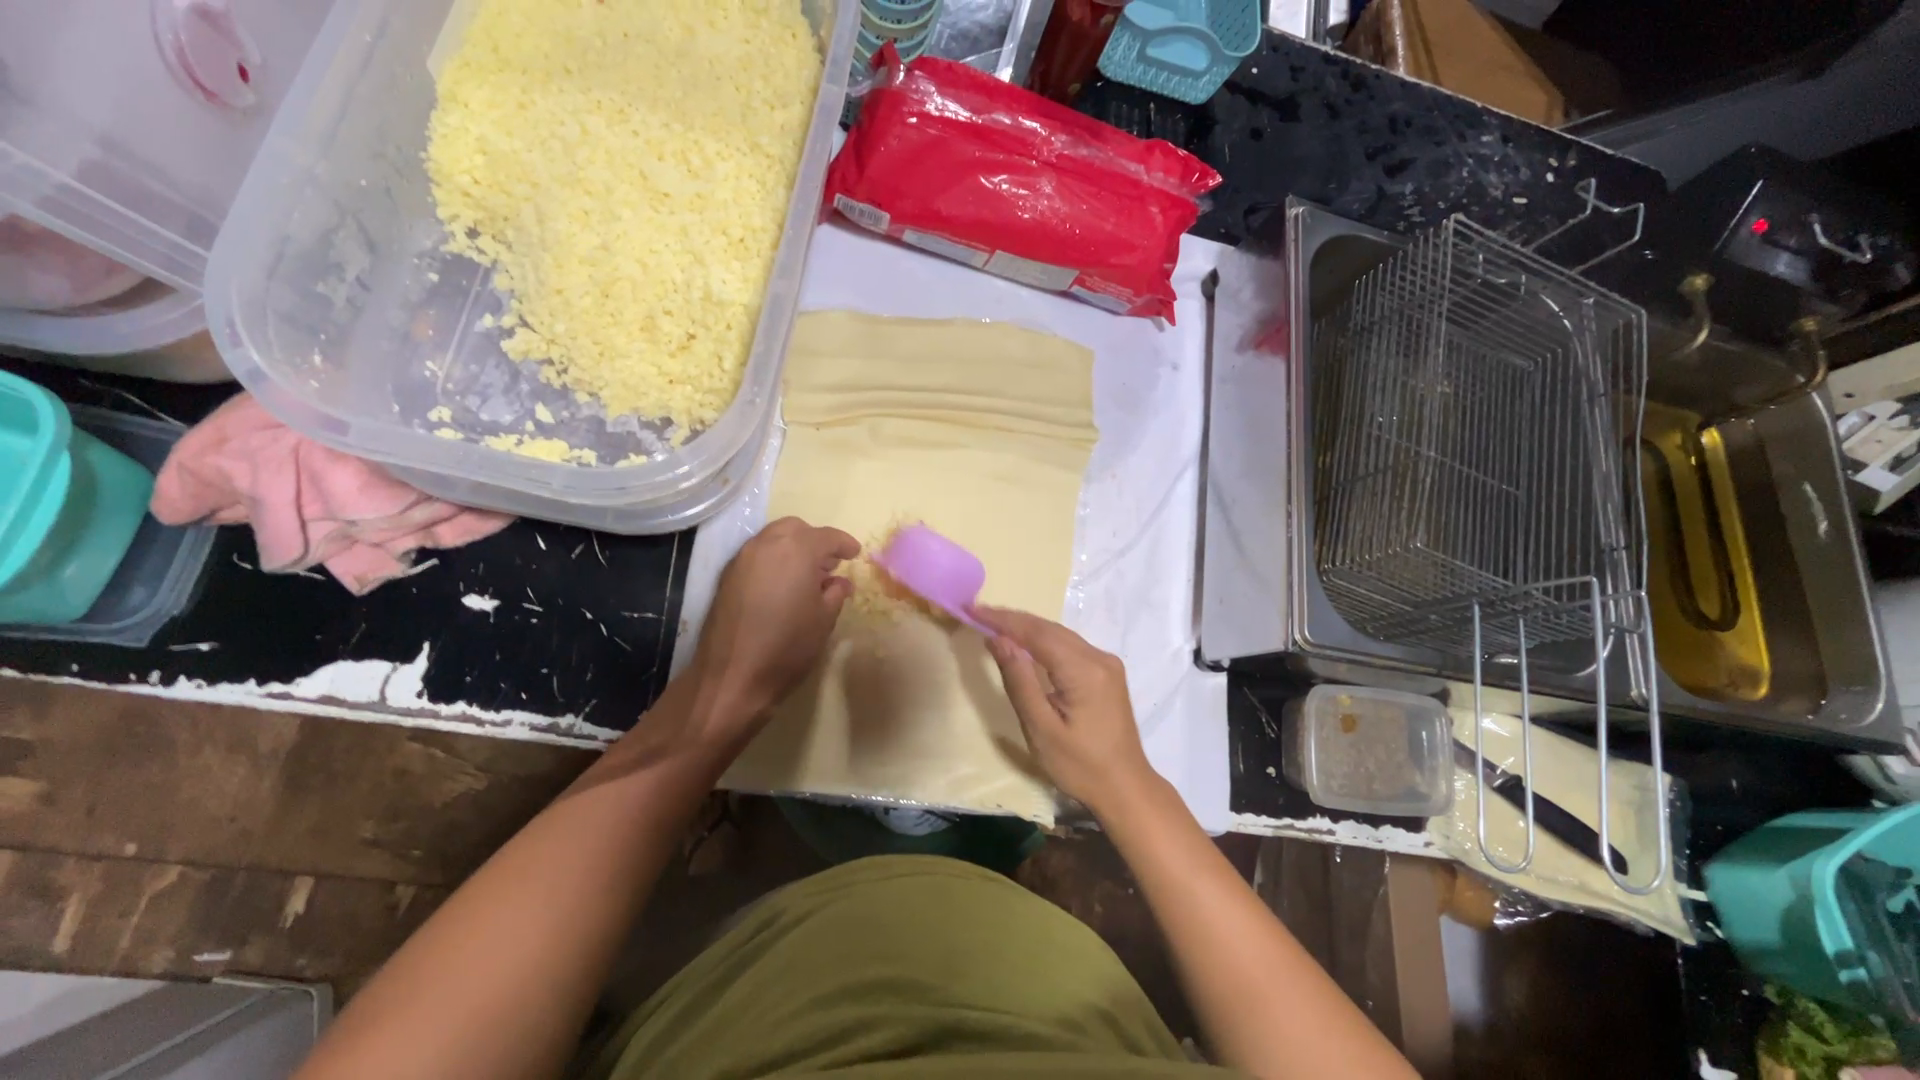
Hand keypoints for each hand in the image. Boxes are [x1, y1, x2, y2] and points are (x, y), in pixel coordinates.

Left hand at [693, 516, 858, 729]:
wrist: (732, 676)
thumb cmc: (787, 647)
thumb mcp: (824, 620)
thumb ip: (835, 593)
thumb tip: (838, 582)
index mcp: (796, 550)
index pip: (826, 536)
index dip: (844, 544)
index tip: (855, 554)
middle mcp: (766, 545)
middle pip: (795, 529)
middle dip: (815, 541)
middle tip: (829, 565)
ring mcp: (742, 559)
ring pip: (772, 539)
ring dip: (792, 549)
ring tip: (807, 576)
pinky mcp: (727, 577)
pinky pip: (756, 556)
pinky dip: (773, 561)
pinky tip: (783, 586)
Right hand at [974, 606, 1157, 816]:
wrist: (1124, 788)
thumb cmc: (1079, 765)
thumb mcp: (1040, 727)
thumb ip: (1019, 680)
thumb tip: (998, 640)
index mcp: (1084, 670)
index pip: (1037, 633)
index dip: (1004, 620)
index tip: (974, 609)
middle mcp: (1099, 658)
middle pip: (1050, 629)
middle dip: (1014, 620)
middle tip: (978, 613)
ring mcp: (1107, 664)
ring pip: (1061, 636)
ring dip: (1028, 629)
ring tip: (995, 624)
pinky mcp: (1107, 674)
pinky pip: (1070, 647)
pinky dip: (1044, 642)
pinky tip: (1026, 645)